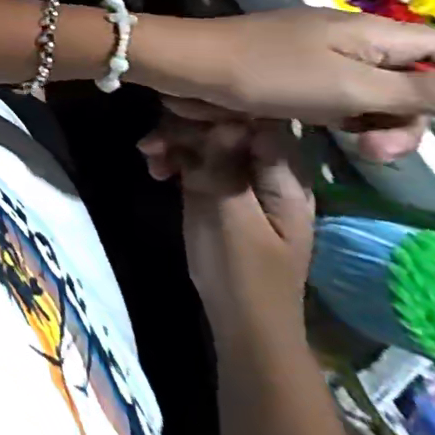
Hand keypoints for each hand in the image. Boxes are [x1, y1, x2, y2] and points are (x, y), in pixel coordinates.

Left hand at [129, 8, 434, 160]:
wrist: (190, 67)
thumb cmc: (267, 74)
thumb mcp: (349, 88)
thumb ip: (421, 89)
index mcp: (374, 33)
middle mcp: (355, 41)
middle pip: (422, 81)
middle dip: (418, 122)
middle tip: (382, 150)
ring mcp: (323, 57)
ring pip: (382, 97)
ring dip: (382, 128)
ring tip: (357, 149)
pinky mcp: (298, 76)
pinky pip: (343, 101)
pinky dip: (348, 121)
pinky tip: (332, 134)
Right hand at [146, 117, 314, 317]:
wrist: (243, 327)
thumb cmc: (242, 273)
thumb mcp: (231, 216)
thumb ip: (224, 164)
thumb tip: (222, 116)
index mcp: (286, 175)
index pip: (257, 118)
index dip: (218, 107)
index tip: (178, 110)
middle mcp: (268, 170)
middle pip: (228, 124)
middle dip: (187, 128)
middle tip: (151, 143)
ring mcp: (244, 179)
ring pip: (208, 139)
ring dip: (175, 143)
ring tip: (148, 158)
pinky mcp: (222, 190)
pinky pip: (198, 158)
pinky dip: (176, 159)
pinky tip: (155, 169)